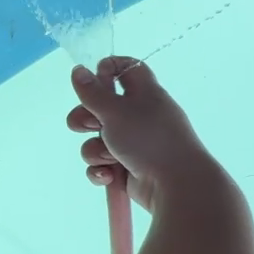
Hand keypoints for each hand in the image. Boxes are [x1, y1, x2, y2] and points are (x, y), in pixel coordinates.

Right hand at [67, 57, 219, 210]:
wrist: (175, 184)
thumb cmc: (149, 140)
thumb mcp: (116, 111)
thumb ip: (92, 92)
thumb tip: (78, 69)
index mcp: (143, 95)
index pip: (127, 69)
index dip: (107, 70)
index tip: (91, 82)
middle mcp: (137, 116)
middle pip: (97, 107)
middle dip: (84, 119)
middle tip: (90, 126)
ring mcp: (131, 142)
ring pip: (94, 139)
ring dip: (95, 150)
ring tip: (110, 158)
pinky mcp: (125, 166)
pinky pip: (99, 164)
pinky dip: (100, 170)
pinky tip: (110, 175)